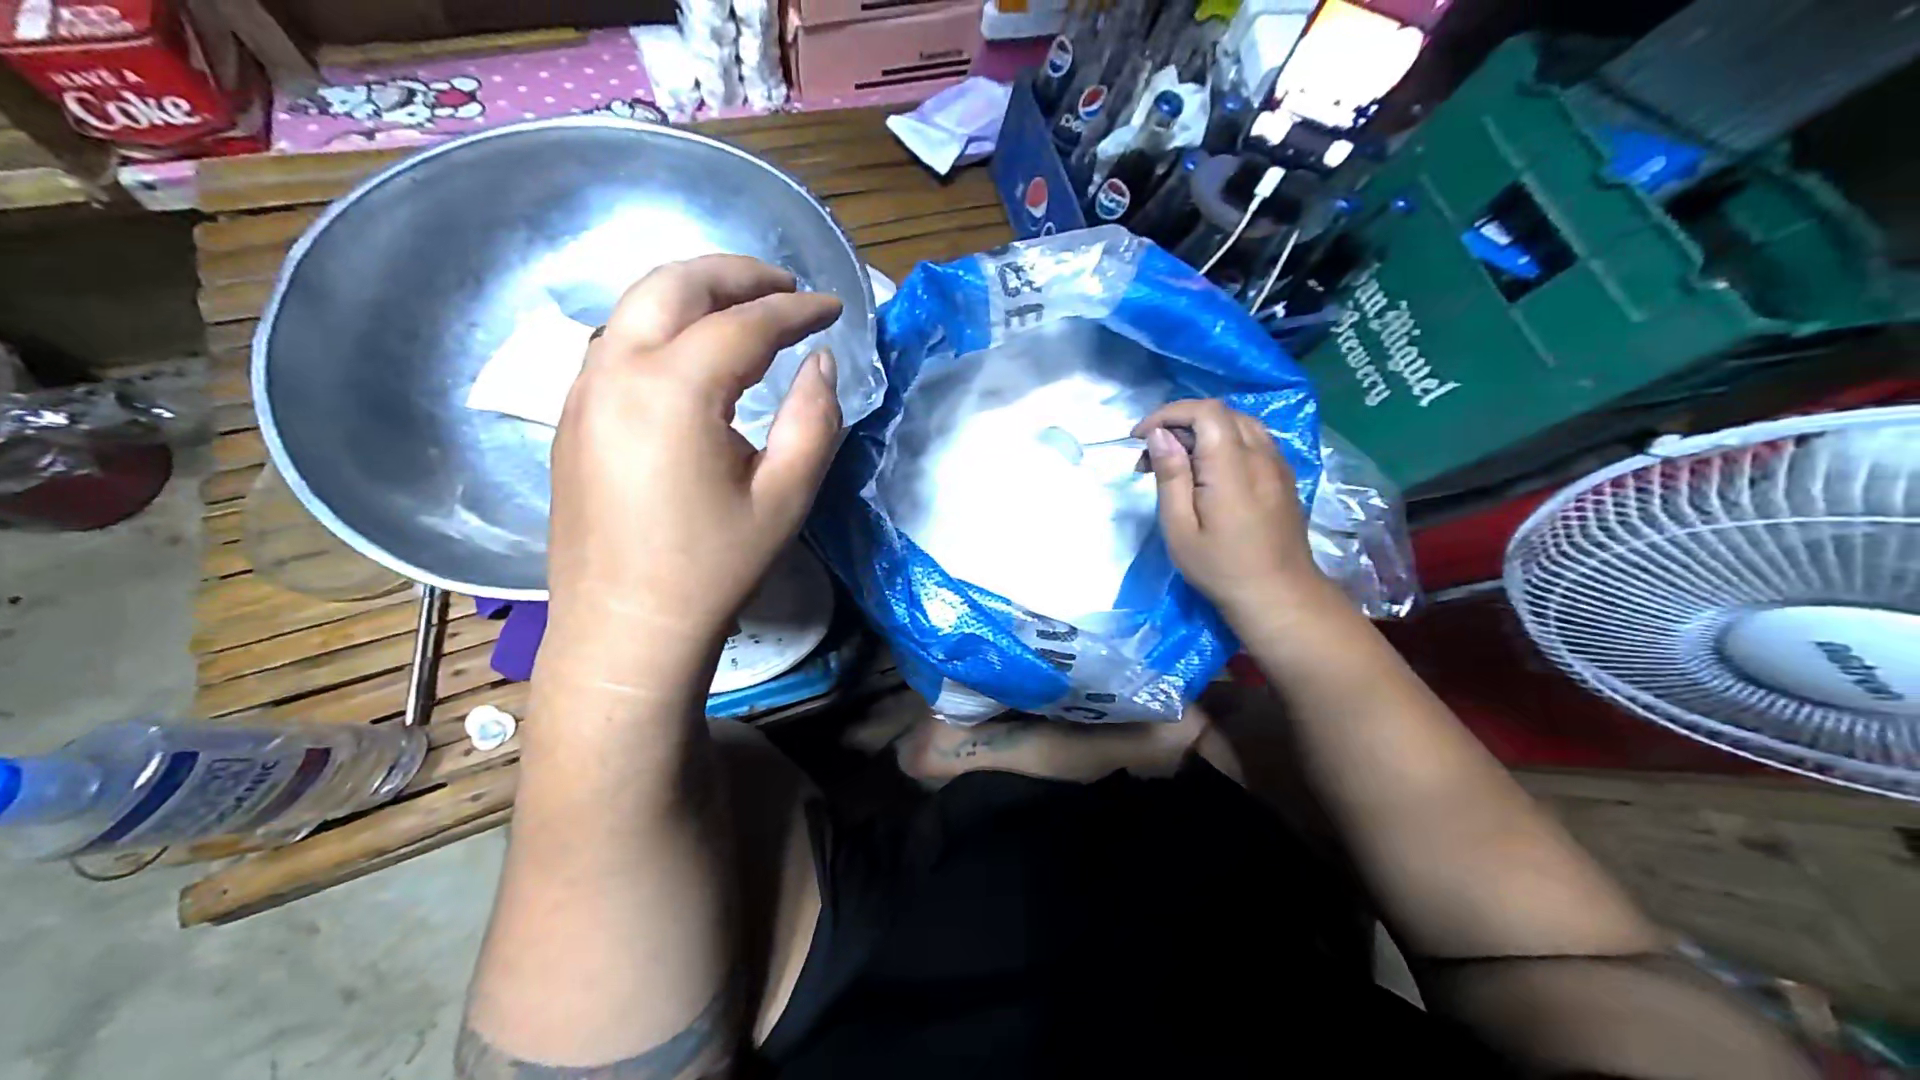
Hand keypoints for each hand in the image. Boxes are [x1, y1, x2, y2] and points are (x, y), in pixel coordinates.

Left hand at [542, 255, 843, 687]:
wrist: (626, 627)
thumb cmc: (713, 569)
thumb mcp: (785, 497)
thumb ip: (814, 419)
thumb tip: (821, 363)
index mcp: (672, 391)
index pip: (744, 324)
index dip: (796, 310)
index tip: (833, 308)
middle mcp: (616, 371)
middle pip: (675, 285)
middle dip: (736, 274)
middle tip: (786, 286)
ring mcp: (583, 390)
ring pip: (637, 305)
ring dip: (695, 293)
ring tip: (745, 309)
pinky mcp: (573, 415)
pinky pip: (618, 341)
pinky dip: (663, 325)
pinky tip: (695, 353)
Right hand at [1133, 399, 1328, 623]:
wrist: (1278, 595)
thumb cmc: (1221, 567)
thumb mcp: (1181, 528)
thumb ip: (1171, 476)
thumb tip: (1159, 435)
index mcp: (1232, 467)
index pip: (1205, 411)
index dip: (1169, 413)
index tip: (1141, 438)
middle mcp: (1260, 455)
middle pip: (1221, 412)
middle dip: (1181, 422)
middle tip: (1152, 455)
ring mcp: (1277, 463)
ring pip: (1239, 422)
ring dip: (1203, 429)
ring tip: (1178, 459)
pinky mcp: (1282, 475)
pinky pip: (1253, 439)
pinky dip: (1224, 440)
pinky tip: (1208, 469)